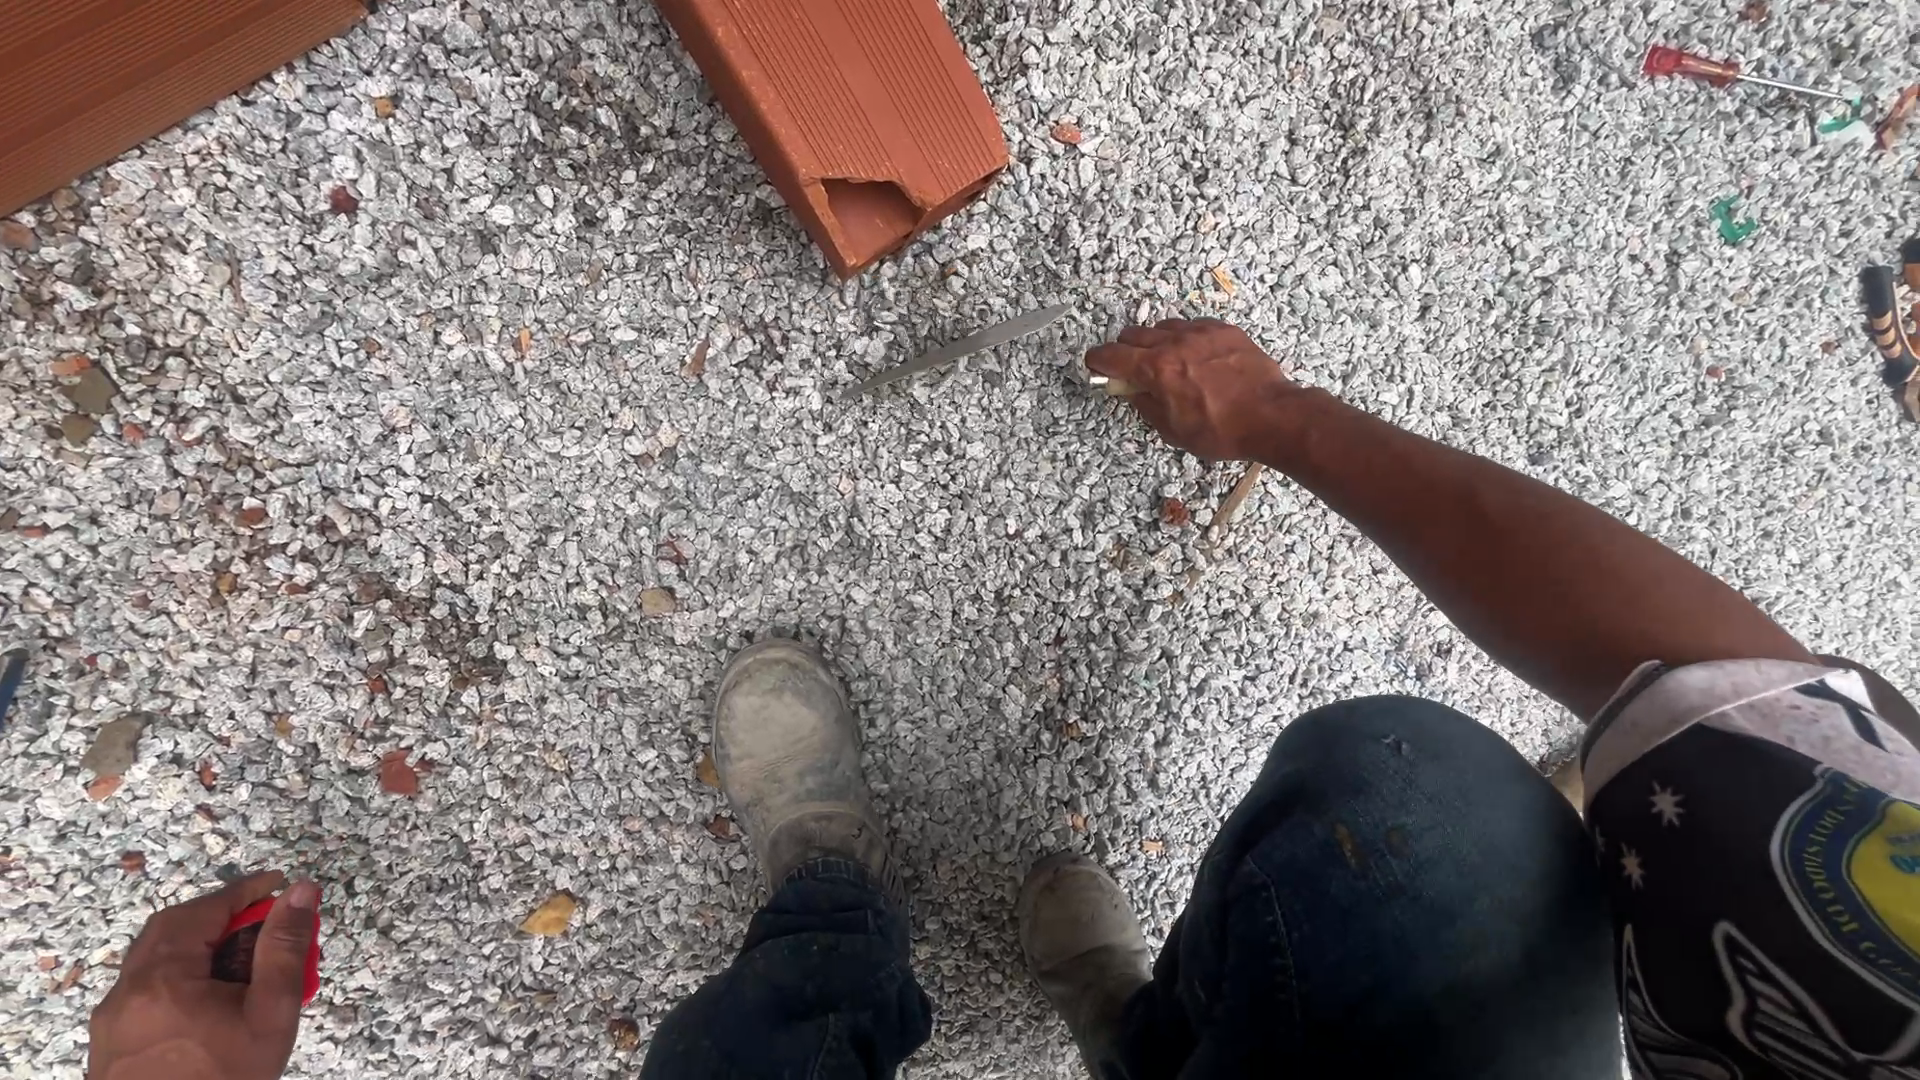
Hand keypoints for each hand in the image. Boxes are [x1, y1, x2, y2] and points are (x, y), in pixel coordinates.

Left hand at [88, 872, 317, 1079]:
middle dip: (221, 912)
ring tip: (253, 955)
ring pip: (157, 957)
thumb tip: (301, 889)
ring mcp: (112, 1020)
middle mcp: (124, 994)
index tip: (281, 882)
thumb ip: (286, 945)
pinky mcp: (114, 1040)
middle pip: (170, 929)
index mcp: (161, 981)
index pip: (200, 911)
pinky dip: (188, 967)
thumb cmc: (227, 1073)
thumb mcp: (272, 1008)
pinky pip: (150, 984)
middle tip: (267, 914)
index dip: (244, 890)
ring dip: (205, 940)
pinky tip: (223, 989)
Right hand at [1086, 319, 1308, 460]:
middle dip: (1125, 351)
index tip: (1094, 364)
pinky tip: (1194, 357)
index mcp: (1158, 370)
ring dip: (1155, 342)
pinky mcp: (1225, 330)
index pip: (1113, 356)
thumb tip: (1133, 393)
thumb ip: (1146, 406)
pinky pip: (1193, 325)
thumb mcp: (1172, 430)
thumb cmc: (1222, 430)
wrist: (1272, 416)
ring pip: (1163, 326)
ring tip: (1165, 363)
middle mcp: (1176, 344)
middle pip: (1133, 335)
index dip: (1098, 361)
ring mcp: (1202, 333)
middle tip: (1130, 369)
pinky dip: (1185, 338)